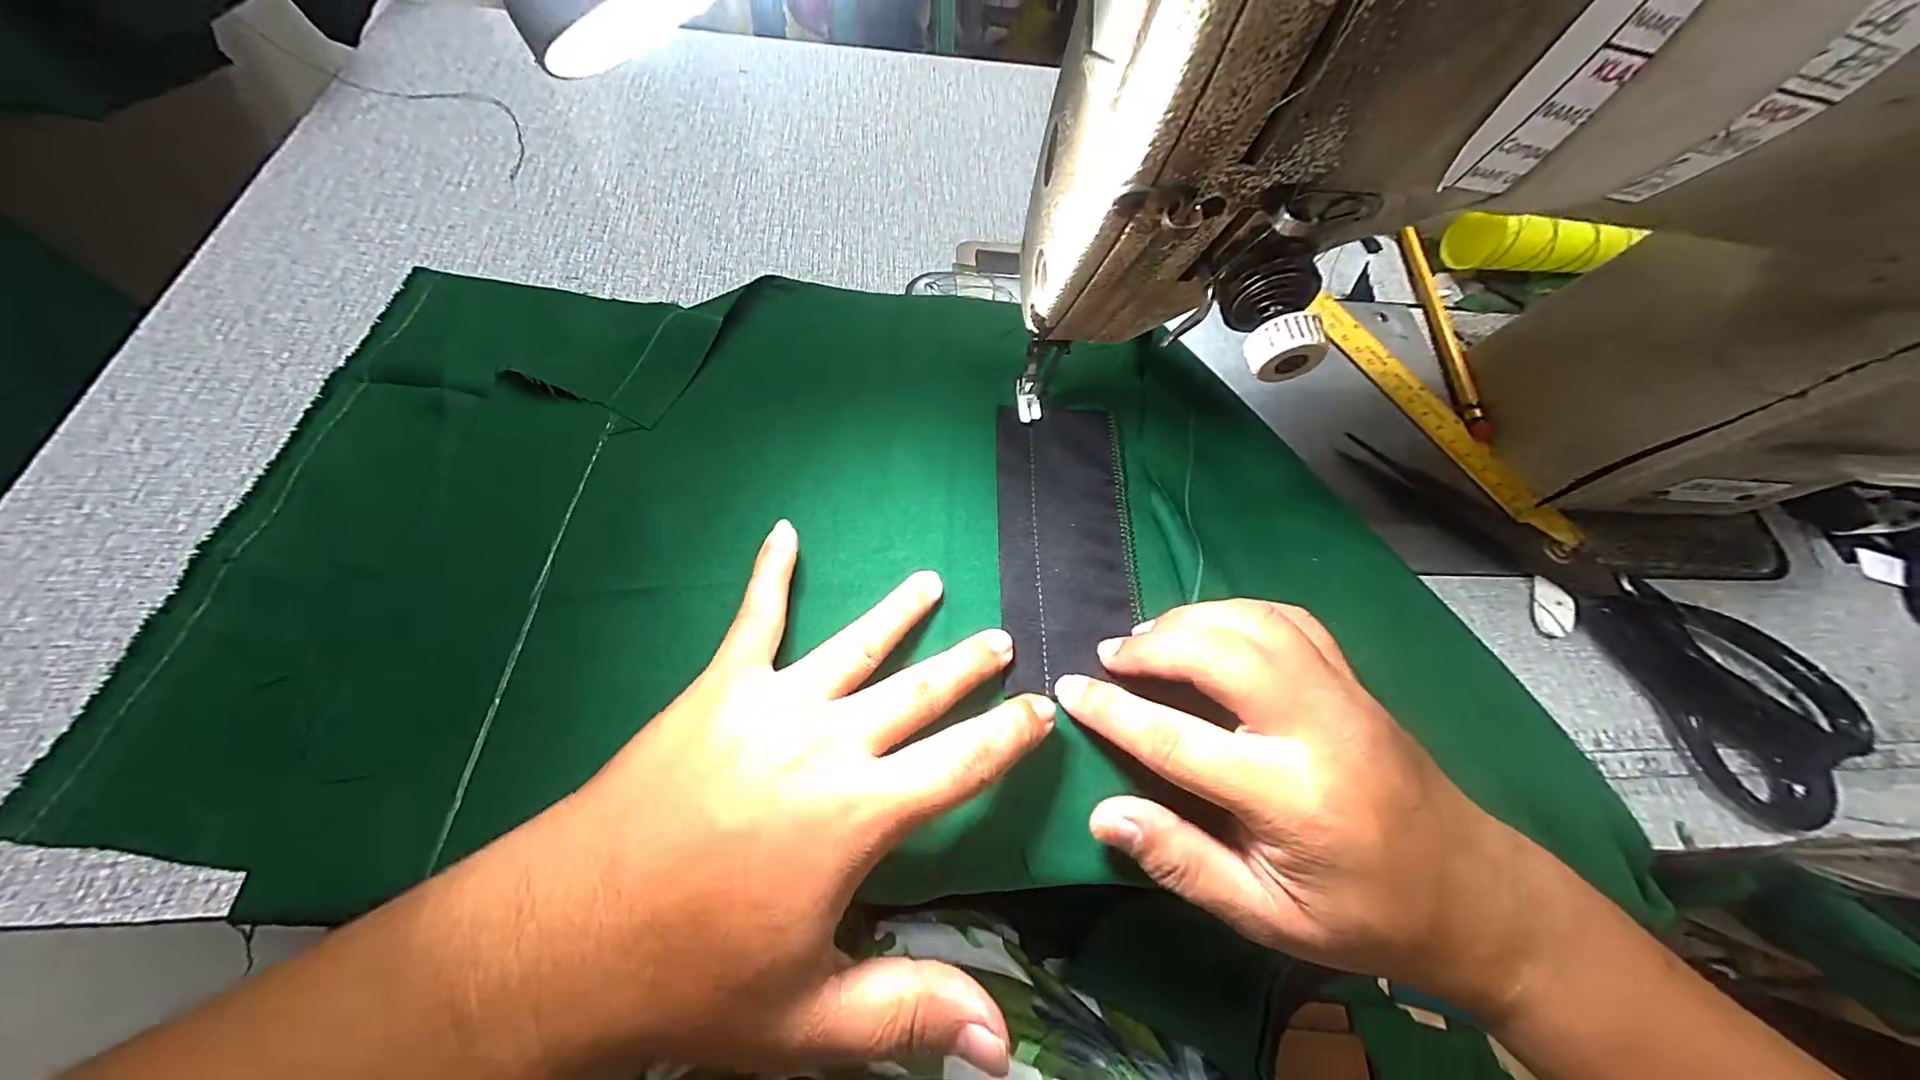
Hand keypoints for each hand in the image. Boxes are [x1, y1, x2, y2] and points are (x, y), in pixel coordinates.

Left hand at [448, 521, 1054, 1074]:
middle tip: (1001, 639)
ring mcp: (771, 703)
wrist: (564, 935)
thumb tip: (1003, 1048)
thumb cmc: (692, 978)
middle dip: (968, 666)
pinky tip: (784, 532)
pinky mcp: (717, 688)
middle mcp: (828, 742)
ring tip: (930, 583)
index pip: (962, 763)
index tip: (1042, 708)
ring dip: (899, 613)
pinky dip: (771, 571)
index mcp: (860, 813)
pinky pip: (754, 617)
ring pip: (856, 645)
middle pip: (919, 691)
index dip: (1009, 736)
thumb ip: (910, 1015)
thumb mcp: (809, 1018)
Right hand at [1054, 599, 1562, 1018]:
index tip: (1069, 690)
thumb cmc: (1363, 915)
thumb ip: (1180, 861)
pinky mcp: (1354, 679)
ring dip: (1191, 619)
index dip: (1112, 711)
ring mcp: (1342, 693)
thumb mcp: (1265, 914)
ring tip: (1148, 636)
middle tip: (1110, 656)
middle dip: (1153, 646)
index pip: (1176, 738)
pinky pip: (1288, 620)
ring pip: (1254, 623)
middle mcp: (1316, 729)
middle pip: (1221, 655)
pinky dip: (1236, 612)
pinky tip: (1209, 628)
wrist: (1476, 894)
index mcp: (1289, 797)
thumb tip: (1104, 813)